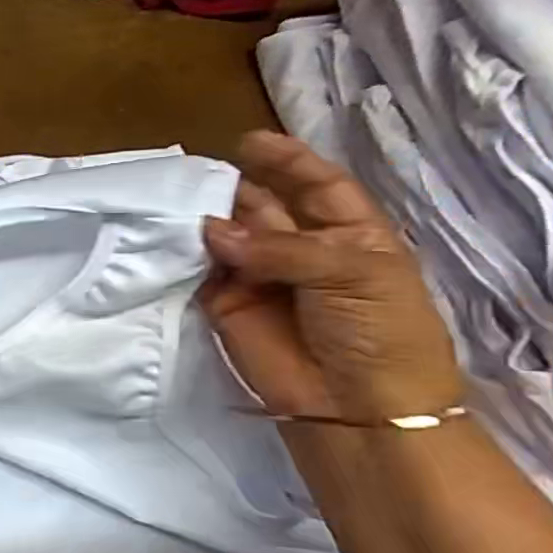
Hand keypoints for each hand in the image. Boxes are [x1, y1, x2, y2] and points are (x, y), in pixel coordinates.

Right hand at [198, 131, 461, 422]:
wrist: (357, 411)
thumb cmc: (380, 334)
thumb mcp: (351, 275)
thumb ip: (281, 248)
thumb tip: (212, 229)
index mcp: (349, 235)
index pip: (317, 186)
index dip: (288, 161)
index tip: (250, 142)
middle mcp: (301, 250)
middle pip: (265, 205)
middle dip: (237, 187)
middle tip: (200, 173)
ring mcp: (261, 277)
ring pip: (229, 234)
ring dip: (208, 217)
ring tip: (180, 199)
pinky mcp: (227, 304)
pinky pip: (203, 270)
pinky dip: (188, 253)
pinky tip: (172, 234)